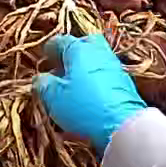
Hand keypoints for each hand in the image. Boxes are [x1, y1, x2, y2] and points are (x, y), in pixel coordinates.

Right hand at [33, 33, 148, 149]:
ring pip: (95, 60)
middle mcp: (99, 53)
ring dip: (81, 69)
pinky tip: (85, 98)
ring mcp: (114, 68)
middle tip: (59, 67)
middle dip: (70, 53)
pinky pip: (103, 76)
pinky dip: (92, 82)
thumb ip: (43, 83)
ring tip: (69, 87)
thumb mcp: (52, 97)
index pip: (60, 41)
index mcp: (80, 50)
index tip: (43, 59)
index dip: (49, 49)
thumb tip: (40, 78)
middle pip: (83, 44)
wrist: (122, 126)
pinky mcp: (124, 85)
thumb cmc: (83, 106)